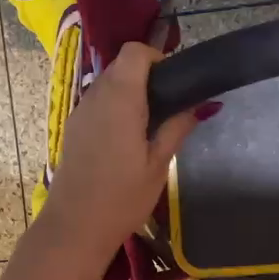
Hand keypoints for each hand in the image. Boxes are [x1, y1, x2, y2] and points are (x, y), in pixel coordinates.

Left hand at [37, 41, 210, 258]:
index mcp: (120, 99)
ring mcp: (81, 111)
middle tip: (172, 106)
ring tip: (154, 124)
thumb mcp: (159, 164)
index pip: (135, 52)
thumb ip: (178, 128)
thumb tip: (203, 104)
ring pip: (108, 83)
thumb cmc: (122, 197)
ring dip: (132, 92)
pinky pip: (99, 102)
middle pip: (122, 65)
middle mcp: (96, 96)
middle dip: (148, 75)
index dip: (157, 58)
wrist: (75, 226)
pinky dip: (117, 107)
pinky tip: (130, 138)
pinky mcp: (75, 127)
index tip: (176, 82)